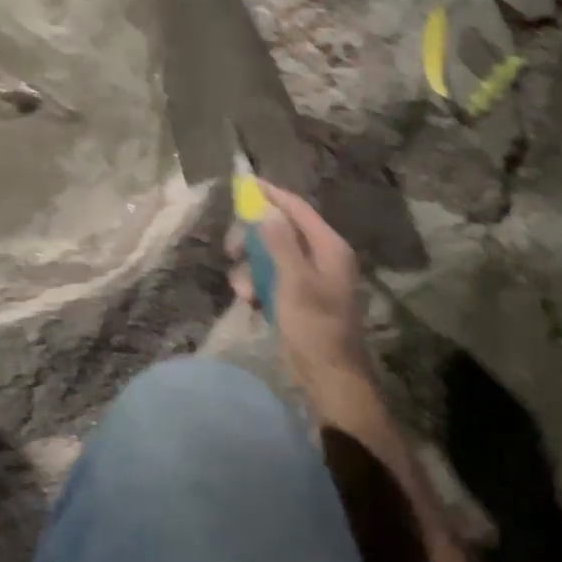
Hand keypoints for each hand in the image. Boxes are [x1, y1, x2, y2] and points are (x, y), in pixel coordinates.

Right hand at [228, 181, 372, 397]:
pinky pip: (272, 278)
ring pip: (271, 256)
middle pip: (281, 230)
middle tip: (231, 249)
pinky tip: (250, 301)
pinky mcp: (299, 297)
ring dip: (252, 268)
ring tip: (242, 291)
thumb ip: (280, 242)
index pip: (297, 208)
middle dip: (253, 238)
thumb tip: (266, 208)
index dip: (270, 195)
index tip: (243, 184)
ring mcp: (311, 277)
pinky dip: (258, 284)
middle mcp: (322, 256)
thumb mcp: (294, 282)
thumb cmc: (315, 326)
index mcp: (329, 247)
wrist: (329, 376)